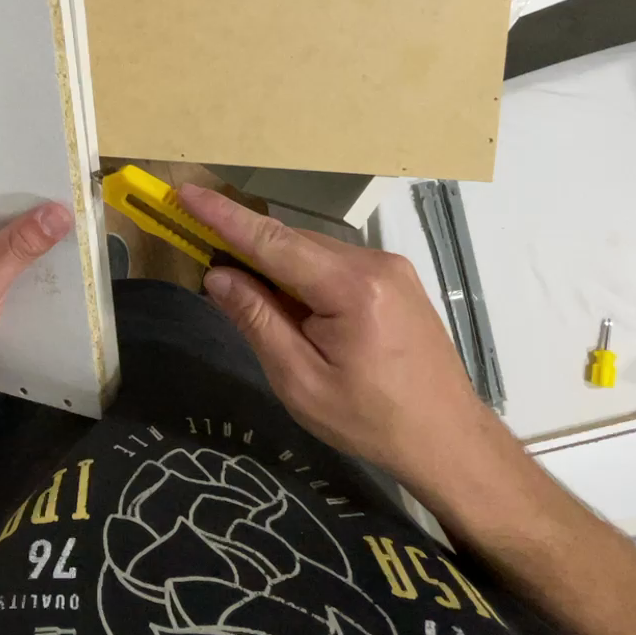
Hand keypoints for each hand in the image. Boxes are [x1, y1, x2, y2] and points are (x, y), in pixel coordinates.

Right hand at [177, 184, 515, 484]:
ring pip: (308, 250)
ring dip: (270, 261)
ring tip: (242, 291)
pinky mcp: (392, 279)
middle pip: (290, 241)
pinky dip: (296, 272)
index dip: (223, 216)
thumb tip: (217, 276)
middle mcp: (374, 263)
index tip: (185, 192)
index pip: (272, 241)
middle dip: (242, 243)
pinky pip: (329, 262)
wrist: (450, 442)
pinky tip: (285, 301)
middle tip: (198, 252)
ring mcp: (388, 268)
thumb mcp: (299, 380)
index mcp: (352, 289)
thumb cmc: (371, 421)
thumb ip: (256, 320)